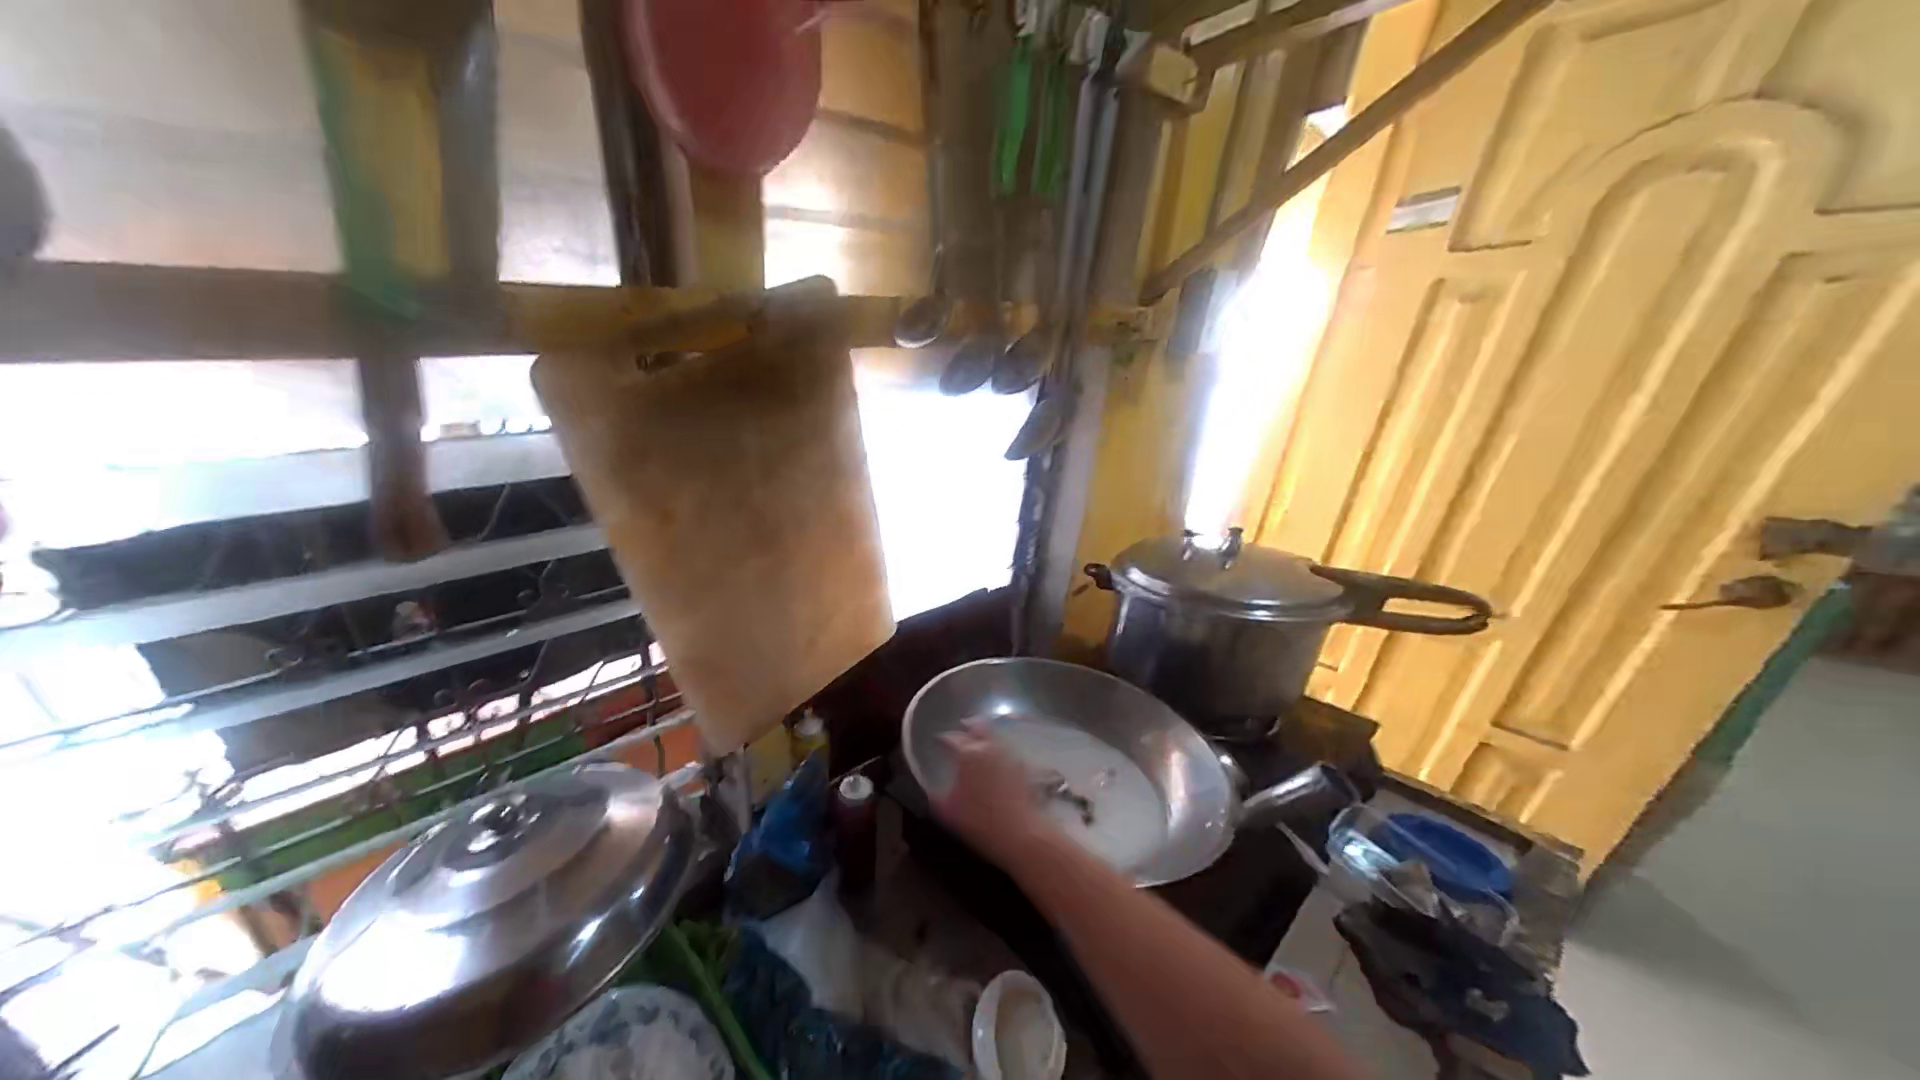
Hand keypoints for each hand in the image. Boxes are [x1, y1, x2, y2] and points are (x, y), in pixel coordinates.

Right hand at [931, 722, 1055, 868]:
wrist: (1021, 833)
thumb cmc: (979, 822)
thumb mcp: (948, 811)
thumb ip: (937, 796)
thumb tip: (933, 790)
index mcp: (967, 754)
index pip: (952, 738)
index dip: (943, 739)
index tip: (938, 740)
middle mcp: (990, 747)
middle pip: (979, 726)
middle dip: (969, 726)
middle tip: (963, 728)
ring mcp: (1010, 755)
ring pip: (997, 737)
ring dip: (987, 737)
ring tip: (981, 745)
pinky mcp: (1025, 766)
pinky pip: (1010, 752)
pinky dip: (1002, 752)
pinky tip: (999, 763)